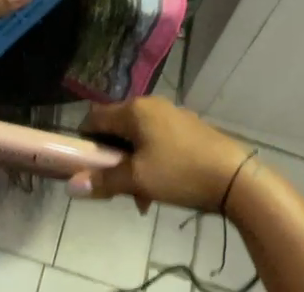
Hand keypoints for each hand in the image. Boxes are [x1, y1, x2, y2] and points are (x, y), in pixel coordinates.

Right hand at [66, 97, 253, 212]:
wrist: (232, 175)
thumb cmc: (179, 172)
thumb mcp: (138, 179)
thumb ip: (104, 180)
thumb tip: (71, 184)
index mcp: (134, 110)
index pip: (95, 117)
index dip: (85, 141)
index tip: (85, 167)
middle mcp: (150, 104)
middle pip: (117, 128)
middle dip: (112, 159)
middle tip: (116, 188)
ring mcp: (170, 114)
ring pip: (137, 138)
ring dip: (132, 166)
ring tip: (141, 198)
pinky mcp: (186, 127)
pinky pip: (156, 140)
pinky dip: (150, 161)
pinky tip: (160, 188)